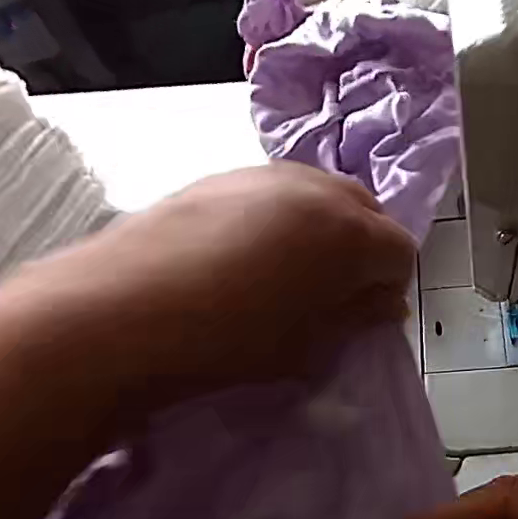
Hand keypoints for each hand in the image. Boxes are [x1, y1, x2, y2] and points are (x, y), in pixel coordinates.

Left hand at [0, 162, 414, 402]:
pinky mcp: (220, 176)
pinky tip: (244, 254)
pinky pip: (276, 192)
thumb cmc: (227, 341)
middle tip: (332, 291)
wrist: (116, 314)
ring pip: (321, 194)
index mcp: (348, 232)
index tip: (363, 314)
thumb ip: (356, 316)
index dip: (389, 285)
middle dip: (363, 248)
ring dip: (323, 228)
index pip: (401, 249)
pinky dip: (282, 217)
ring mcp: (265, 175)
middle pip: (367, 210)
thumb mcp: (308, 343)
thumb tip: (383, 302)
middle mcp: (315, 188)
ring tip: (287, 271)